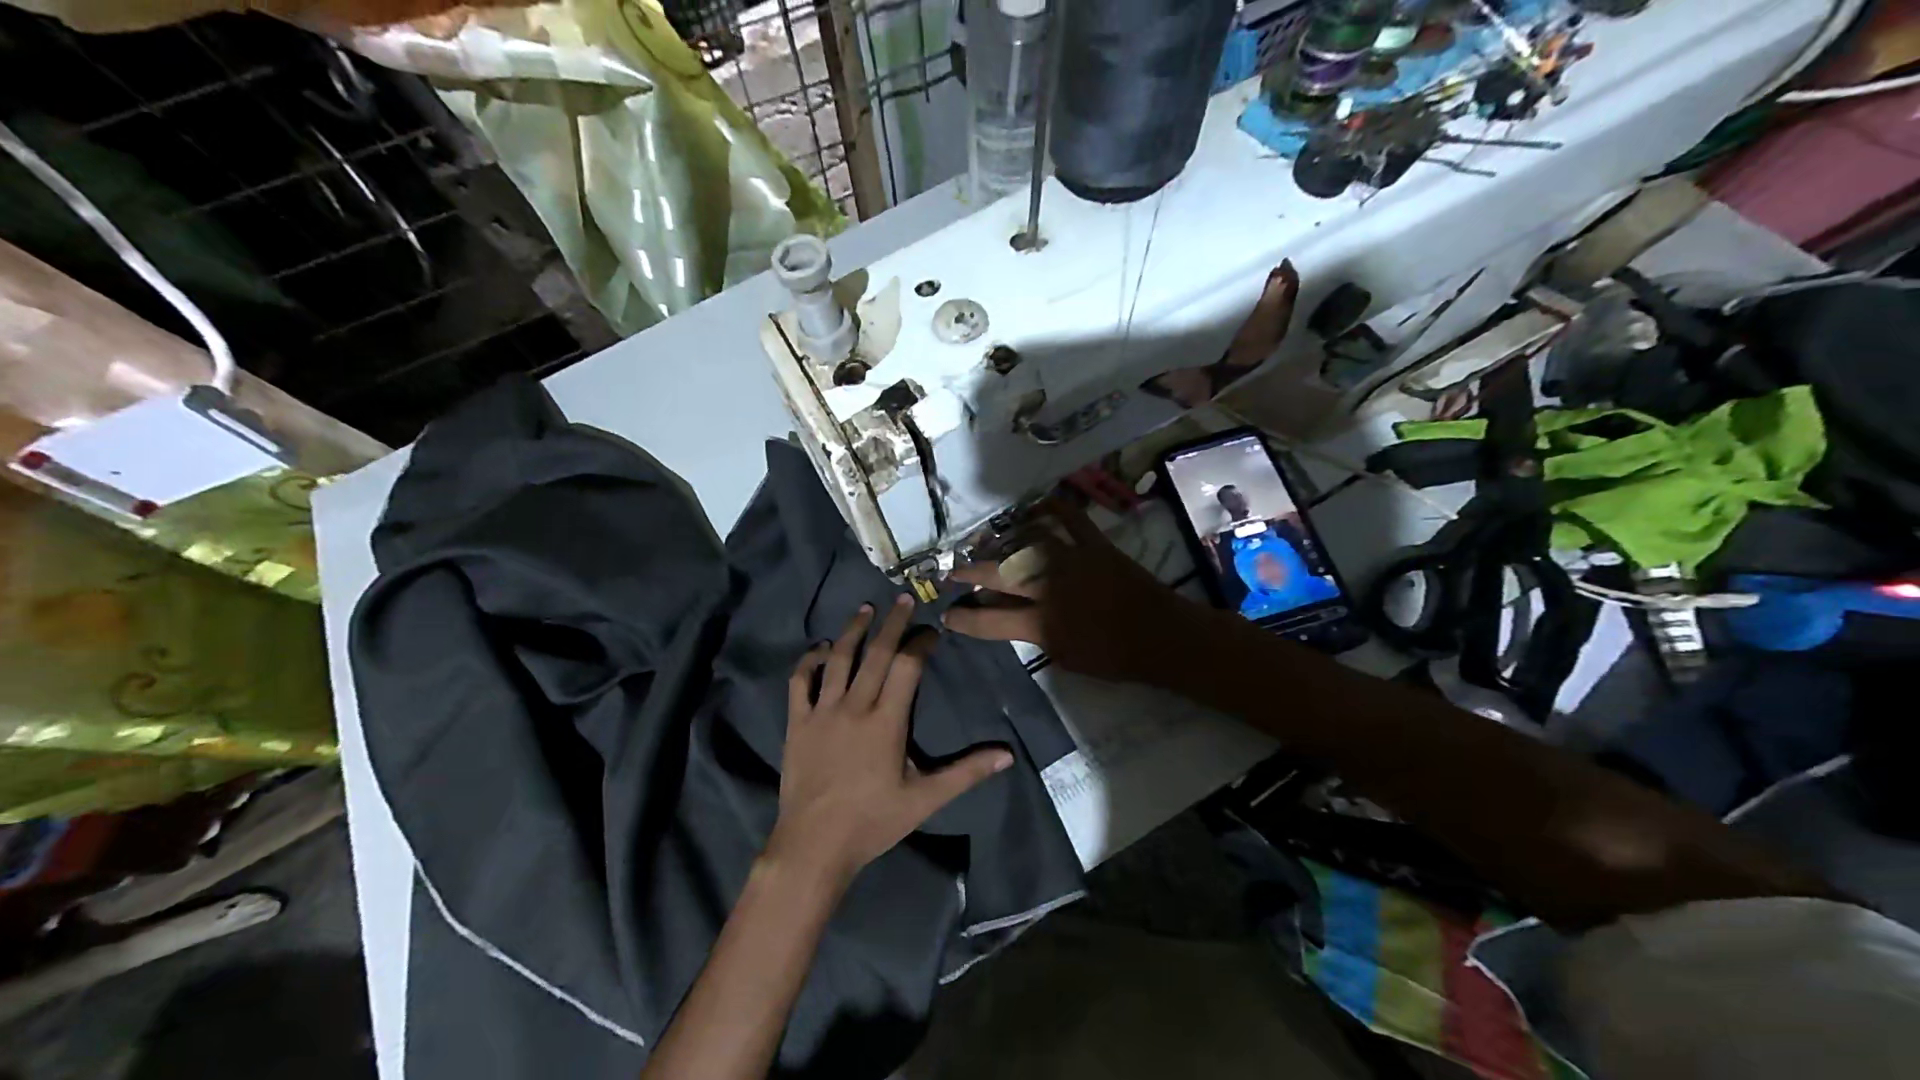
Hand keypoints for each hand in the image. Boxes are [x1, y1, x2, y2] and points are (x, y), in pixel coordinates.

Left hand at [769, 596, 1013, 886]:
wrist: (813, 845)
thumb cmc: (872, 822)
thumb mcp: (925, 799)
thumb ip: (965, 773)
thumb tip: (1007, 755)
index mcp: (887, 721)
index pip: (907, 666)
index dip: (921, 643)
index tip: (932, 632)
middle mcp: (854, 706)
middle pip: (876, 653)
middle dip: (893, 623)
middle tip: (903, 599)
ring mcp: (821, 712)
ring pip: (838, 659)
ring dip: (853, 631)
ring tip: (866, 610)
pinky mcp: (797, 723)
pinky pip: (800, 682)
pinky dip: (809, 660)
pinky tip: (820, 648)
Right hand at [943, 502, 1208, 683]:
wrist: (1162, 635)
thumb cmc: (1114, 657)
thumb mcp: (1065, 658)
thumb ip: (1036, 636)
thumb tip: (1016, 618)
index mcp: (1042, 623)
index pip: (991, 621)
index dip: (965, 619)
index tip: (948, 615)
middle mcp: (1050, 587)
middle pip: (999, 575)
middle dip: (969, 574)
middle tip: (951, 573)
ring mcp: (1072, 560)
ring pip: (1025, 543)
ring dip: (1001, 544)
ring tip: (985, 546)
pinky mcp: (1094, 544)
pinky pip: (1069, 518)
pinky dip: (1051, 509)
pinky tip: (1034, 508)